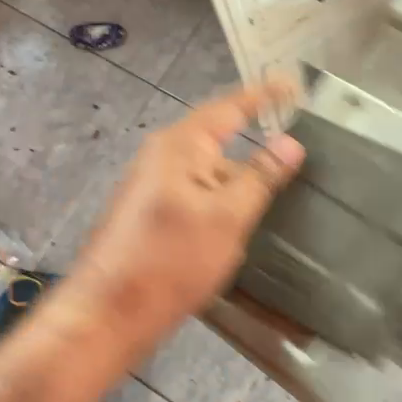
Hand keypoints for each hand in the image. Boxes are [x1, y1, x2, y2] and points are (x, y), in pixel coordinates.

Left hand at [66, 81, 305, 354]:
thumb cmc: (169, 261)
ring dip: (240, 176)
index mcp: (181, 144)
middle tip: (295, 140)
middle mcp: (164, 154)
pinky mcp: (150, 212)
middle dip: (255, 138)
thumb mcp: (227, 218)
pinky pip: (197, 191)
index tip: (295, 85)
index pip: (232, 107)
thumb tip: (291, 141)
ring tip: (279, 187)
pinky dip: (223, 197)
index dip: (265, 96)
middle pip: (219, 135)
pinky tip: (242, 220)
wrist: (105, 316)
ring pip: (209, 169)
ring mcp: (153, 184)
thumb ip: (261, 177)